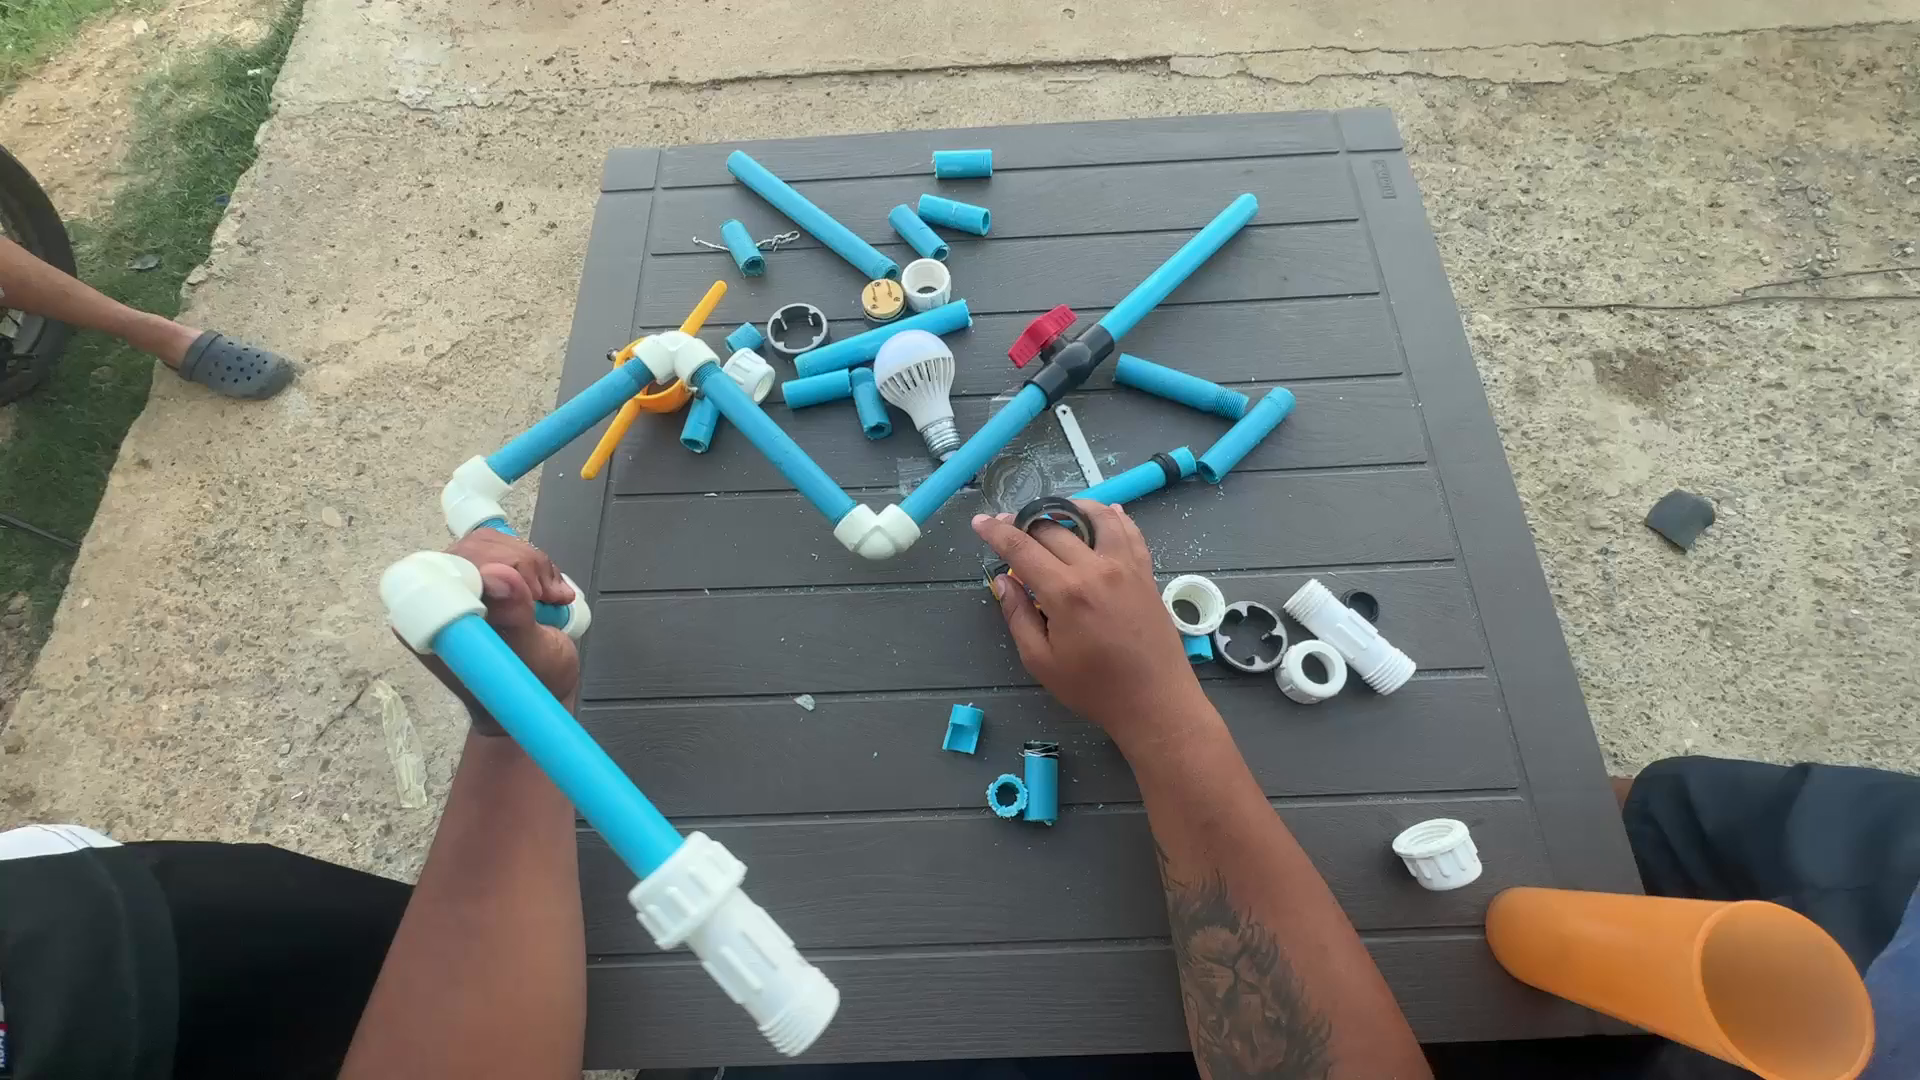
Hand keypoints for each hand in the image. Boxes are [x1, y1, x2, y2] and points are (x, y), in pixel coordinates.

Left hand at [416, 530, 580, 733]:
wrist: (542, 692)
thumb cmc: (533, 681)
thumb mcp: (531, 655)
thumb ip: (513, 618)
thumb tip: (498, 575)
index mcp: (432, 618)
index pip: (458, 564)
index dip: (501, 567)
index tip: (535, 596)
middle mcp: (438, 597)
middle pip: (477, 547)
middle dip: (525, 566)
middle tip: (548, 599)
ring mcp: (459, 587)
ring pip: (494, 543)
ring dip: (535, 566)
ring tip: (550, 598)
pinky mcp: (480, 580)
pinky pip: (505, 549)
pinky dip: (537, 565)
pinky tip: (547, 591)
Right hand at [971, 501, 1205, 746]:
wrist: (1155, 702)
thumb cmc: (1094, 689)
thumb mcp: (1041, 661)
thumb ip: (1018, 616)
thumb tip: (1004, 581)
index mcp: (1065, 592)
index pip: (1022, 548)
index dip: (997, 532)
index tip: (981, 522)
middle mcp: (1096, 568)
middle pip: (1054, 528)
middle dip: (1026, 523)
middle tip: (1010, 527)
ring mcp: (1126, 566)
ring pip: (1097, 517)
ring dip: (1070, 509)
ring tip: (1053, 513)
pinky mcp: (1146, 573)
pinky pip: (1130, 532)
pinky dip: (1113, 517)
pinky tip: (1105, 515)